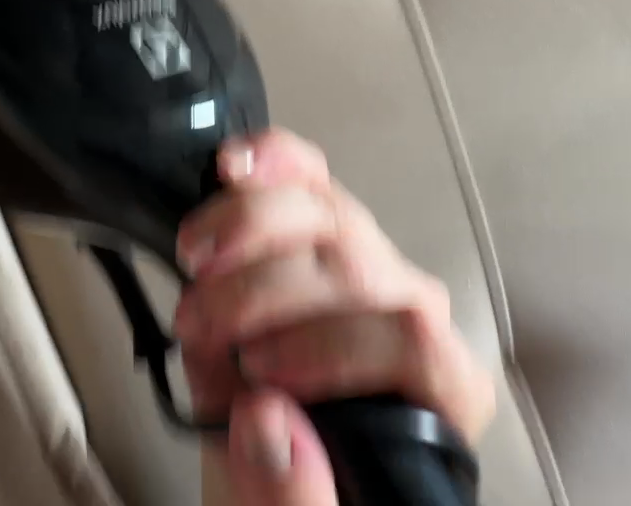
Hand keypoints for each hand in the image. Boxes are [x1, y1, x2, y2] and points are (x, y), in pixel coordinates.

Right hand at [174, 129, 495, 504]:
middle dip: (262, 289)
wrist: (270, 453)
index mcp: (436, 392)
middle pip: (357, 261)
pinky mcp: (311, 225)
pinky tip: (231, 165)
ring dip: (246, 225)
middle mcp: (408, 310)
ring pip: (327, 204)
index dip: (334, 347)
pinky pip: (305, 174)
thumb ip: (292, 503)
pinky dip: (268, 160)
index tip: (259, 377)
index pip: (416, 342)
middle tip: (196, 327)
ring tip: (194, 262)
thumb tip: (268, 419)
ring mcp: (361, 257)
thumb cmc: (298, 486)